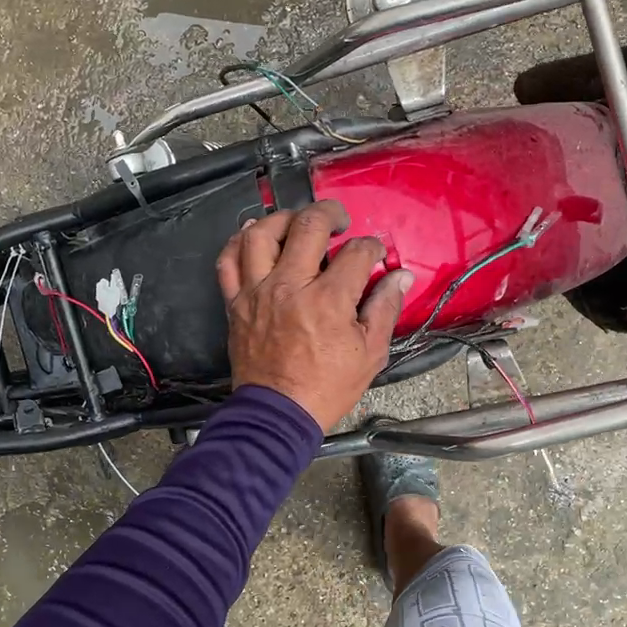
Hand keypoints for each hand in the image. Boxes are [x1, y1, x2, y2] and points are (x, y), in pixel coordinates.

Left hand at [215, 201, 411, 431]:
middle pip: (307, 226)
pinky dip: (237, 242)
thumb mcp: (370, 353)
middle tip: (338, 220)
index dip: (371, 247)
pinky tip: (253, 235)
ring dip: (282, 219)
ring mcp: (257, 292)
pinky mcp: (236, 302)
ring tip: (297, 223)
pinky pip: (227, 261)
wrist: (278, 413)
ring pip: (260, 234)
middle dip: (329, 213)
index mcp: (328, 300)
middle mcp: (289, 286)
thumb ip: (384, 309)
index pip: (355, 252)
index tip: (374, 254)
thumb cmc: (326, 387)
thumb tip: (399, 277)